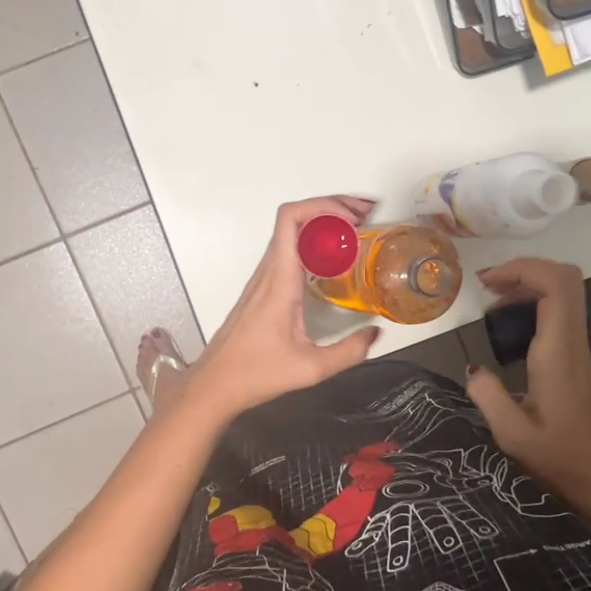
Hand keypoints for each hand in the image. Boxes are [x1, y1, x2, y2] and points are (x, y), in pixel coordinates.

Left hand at [184, 196, 381, 423]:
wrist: (215, 385)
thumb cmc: (256, 373)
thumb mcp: (311, 369)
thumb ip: (349, 351)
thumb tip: (375, 334)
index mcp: (279, 280)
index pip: (291, 219)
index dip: (323, 205)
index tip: (353, 218)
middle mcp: (269, 272)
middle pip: (295, 218)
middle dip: (332, 210)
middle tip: (365, 218)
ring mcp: (263, 279)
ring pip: (291, 234)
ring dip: (322, 226)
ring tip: (357, 234)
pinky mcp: (262, 289)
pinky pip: (288, 252)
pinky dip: (313, 245)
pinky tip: (334, 262)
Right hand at [464, 258, 590, 503]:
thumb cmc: (556, 459)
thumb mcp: (511, 436)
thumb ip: (488, 397)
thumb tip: (472, 367)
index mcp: (558, 355)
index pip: (556, 287)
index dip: (523, 270)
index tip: (486, 283)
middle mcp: (572, 343)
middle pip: (566, 278)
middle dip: (525, 269)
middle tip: (487, 286)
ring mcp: (576, 348)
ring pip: (564, 291)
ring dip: (527, 283)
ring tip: (490, 302)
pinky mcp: (573, 356)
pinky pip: (559, 310)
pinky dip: (532, 301)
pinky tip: (505, 323)